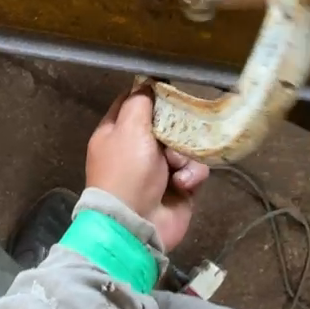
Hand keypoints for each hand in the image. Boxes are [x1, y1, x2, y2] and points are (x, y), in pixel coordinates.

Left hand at [85, 89, 208, 251]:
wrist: (136, 225)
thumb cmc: (127, 171)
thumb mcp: (128, 128)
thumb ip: (140, 102)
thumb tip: (146, 84)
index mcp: (115, 133)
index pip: (133, 102)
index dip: (150, 94)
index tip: (170, 88)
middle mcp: (136, 149)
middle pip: (166, 123)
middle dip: (177, 128)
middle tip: (180, 130)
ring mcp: (158, 169)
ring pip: (184, 146)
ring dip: (184, 155)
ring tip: (175, 166)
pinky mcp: (178, 187)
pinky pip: (193, 169)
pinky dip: (190, 175)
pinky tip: (182, 184)